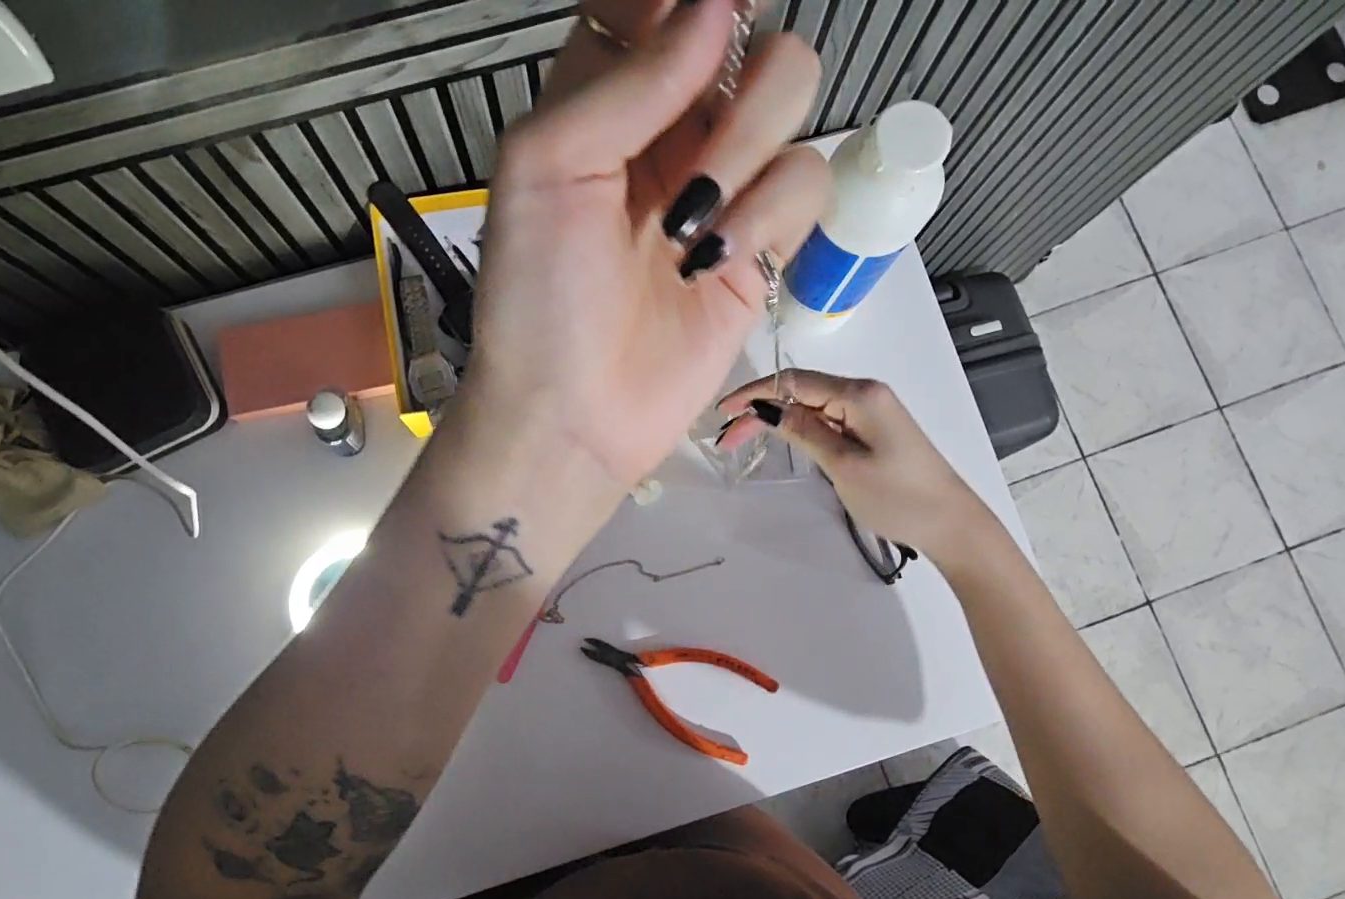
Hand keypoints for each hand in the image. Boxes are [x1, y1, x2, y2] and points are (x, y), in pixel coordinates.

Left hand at [456, 0, 829, 492]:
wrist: (574, 413)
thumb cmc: (537, 301)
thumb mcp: (546, 169)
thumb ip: (628, 82)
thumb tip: (714, 8)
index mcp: (601, 97)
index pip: (658, 7)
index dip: (692, 8)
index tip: (711, 22)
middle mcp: (667, 130)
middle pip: (749, 39)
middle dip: (735, 87)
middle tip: (691, 157)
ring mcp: (719, 185)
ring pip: (792, 97)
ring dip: (749, 151)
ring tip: (692, 226)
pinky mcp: (759, 244)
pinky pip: (807, 182)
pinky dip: (771, 215)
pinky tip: (718, 260)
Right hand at [717, 370, 993, 561]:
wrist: (950, 523)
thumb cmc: (898, 497)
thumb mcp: (844, 465)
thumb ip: (805, 432)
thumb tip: (767, 408)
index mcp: (859, 394)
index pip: (794, 381)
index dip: (754, 393)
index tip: (723, 412)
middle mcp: (865, 392)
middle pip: (800, 389)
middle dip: (760, 408)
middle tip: (728, 438)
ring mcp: (871, 410)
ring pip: (812, 404)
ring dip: (777, 417)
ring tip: (744, 439)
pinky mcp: (873, 429)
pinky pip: (828, 417)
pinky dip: (800, 426)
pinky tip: (782, 438)